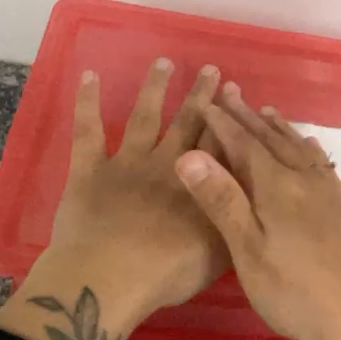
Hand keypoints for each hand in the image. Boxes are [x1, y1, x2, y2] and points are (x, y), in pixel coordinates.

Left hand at [0, 58, 223, 339]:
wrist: (111, 277)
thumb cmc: (169, 271)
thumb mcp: (222, 251)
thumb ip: (235, 219)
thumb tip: (253, 198)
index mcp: (201, 183)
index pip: (220, 143)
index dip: (229, 118)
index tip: (236, 94)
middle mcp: (168, 164)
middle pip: (189, 123)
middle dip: (202, 96)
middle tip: (212, 70)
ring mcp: (128, 163)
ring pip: (144, 117)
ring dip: (154, 89)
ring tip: (164, 62)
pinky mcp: (90, 171)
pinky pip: (88, 132)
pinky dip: (87, 103)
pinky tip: (89, 75)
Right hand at [175, 85, 340, 339]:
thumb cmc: (294, 291)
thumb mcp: (248, 250)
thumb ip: (222, 200)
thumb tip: (189, 154)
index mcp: (276, 187)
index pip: (244, 144)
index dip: (223, 123)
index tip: (206, 101)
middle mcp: (304, 180)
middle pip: (272, 140)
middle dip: (248, 117)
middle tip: (231, 93)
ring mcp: (329, 194)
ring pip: (299, 148)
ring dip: (279, 129)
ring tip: (266, 112)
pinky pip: (322, 164)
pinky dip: (309, 148)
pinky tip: (311, 148)